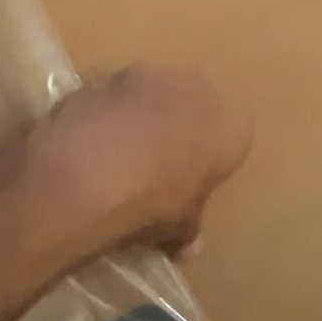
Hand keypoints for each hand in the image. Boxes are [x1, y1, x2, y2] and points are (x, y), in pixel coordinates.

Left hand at [23, 65, 250, 252]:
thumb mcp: (179, 227)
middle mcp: (195, 87)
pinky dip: (104, 110)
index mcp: (229, 126)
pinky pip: (110, 93)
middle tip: (155, 160)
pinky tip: (88, 138)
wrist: (91, 172)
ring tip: (115, 148)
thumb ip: (187, 227)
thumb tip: (188, 247)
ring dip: (138, 111)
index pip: (233, 137)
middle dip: (177, 124)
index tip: (191, 179)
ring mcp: (146, 73)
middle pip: (192, 103)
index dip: (210, 158)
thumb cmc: (154, 202)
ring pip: (149, 90)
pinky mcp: (103, 73)